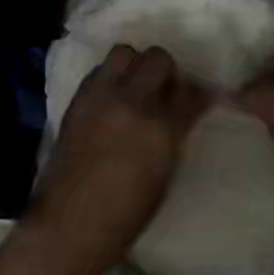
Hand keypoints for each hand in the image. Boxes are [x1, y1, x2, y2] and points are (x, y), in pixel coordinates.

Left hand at [29, 45, 209, 271]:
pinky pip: (99, 70)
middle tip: (167, 88)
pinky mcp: (78, 98)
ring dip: (136, 64)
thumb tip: (178, 114)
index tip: (202, 95)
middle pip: (158, 58)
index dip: (201, 93)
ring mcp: (101, 96)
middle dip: (169, 70)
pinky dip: (111, 76)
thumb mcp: (164, 175)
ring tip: (137, 86)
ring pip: (125, 52)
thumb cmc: (126, 214)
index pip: (192, 93)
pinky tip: (113, 97)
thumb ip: (173, 136)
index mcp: (161, 128)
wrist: (71, 222)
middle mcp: (133, 102)